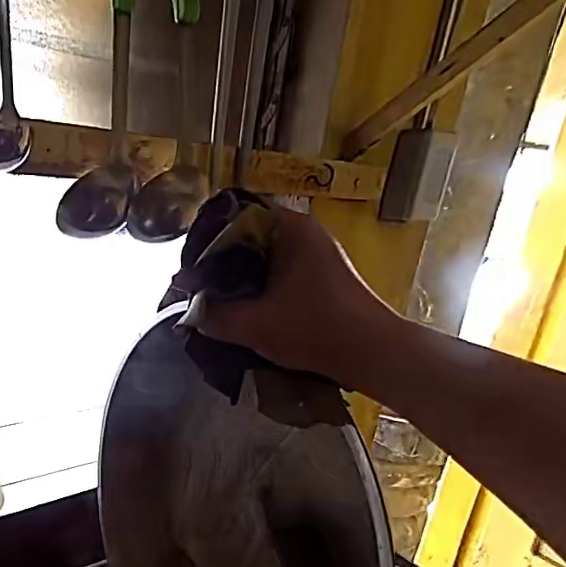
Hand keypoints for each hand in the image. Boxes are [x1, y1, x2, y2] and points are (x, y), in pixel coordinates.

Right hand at [182, 207, 399, 387]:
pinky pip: (281, 270)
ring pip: (265, 255)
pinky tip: (248, 308)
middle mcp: (304, 231)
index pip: (234, 213)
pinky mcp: (323, 275)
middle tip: (200, 285)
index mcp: (289, 226)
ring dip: (243, 276)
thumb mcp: (256, 325)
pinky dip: (262, 285)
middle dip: (223, 260)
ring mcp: (316, 252)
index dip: (208, 237)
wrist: (374, 354)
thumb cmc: (317, 330)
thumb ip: (215, 316)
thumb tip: (190, 312)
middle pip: (249, 235)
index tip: (192, 265)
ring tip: (219, 299)